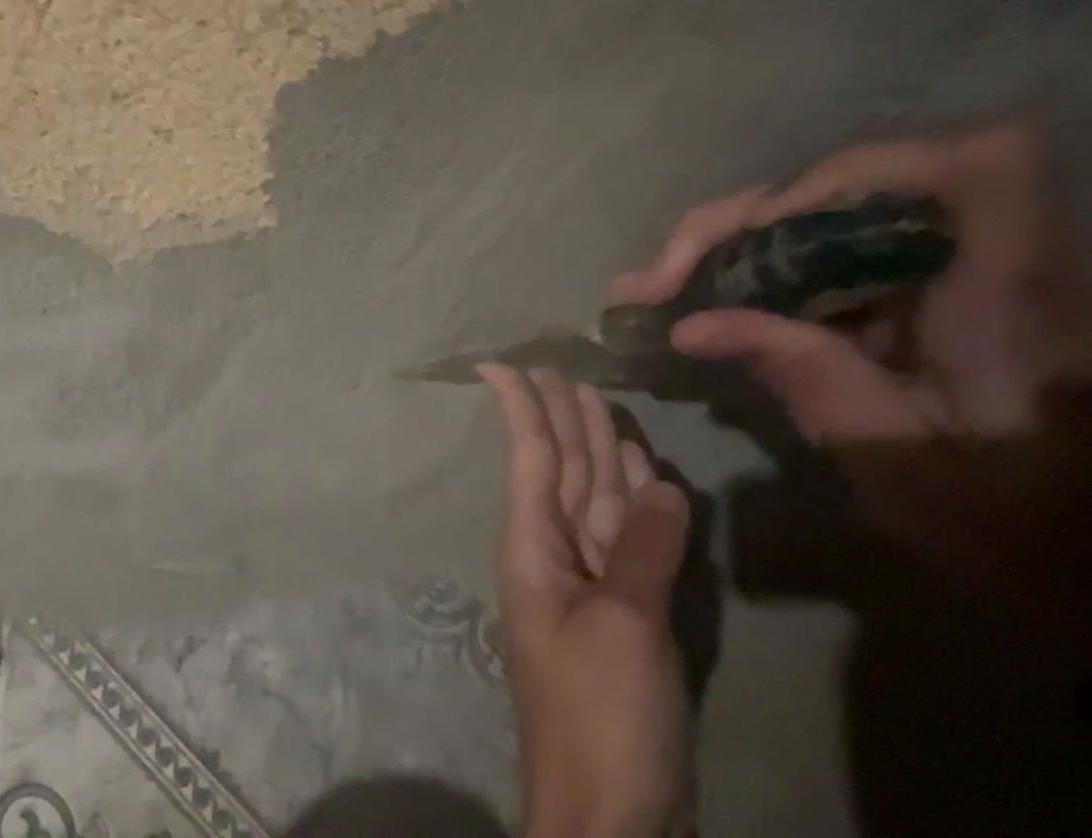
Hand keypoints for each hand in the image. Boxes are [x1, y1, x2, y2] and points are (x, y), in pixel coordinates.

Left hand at [480, 364, 694, 837]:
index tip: (497, 363)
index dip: (519, 409)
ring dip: (597, 450)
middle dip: (561, 418)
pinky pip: (625, 541)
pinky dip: (634, 505)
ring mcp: (590, 583)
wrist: (609, 803)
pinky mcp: (623, 613)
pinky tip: (642, 475)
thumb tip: (658, 482)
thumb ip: (640, 547)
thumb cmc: (600, 710)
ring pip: (594, 498)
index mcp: (534, 547)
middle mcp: (555, 554)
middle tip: (561, 365)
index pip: (528, 458)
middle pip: (561, 470)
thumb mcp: (622, 624)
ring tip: (597, 401)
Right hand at [612, 119, 1091, 655]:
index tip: (753, 229)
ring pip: (830, 211)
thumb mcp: (895, 458)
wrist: (1067, 553)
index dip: (855, 171)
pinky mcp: (921, 291)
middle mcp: (989, 260)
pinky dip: (756, 266)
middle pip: (860, 182)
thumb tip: (690, 325)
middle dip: (743, 219)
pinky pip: (829, 248)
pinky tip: (703, 298)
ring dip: (735, 242)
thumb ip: (805, 377)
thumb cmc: (1000, 518)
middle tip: (657, 276)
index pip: (971, 165)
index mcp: (1012, 294)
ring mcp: (953, 271)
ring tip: (657, 284)